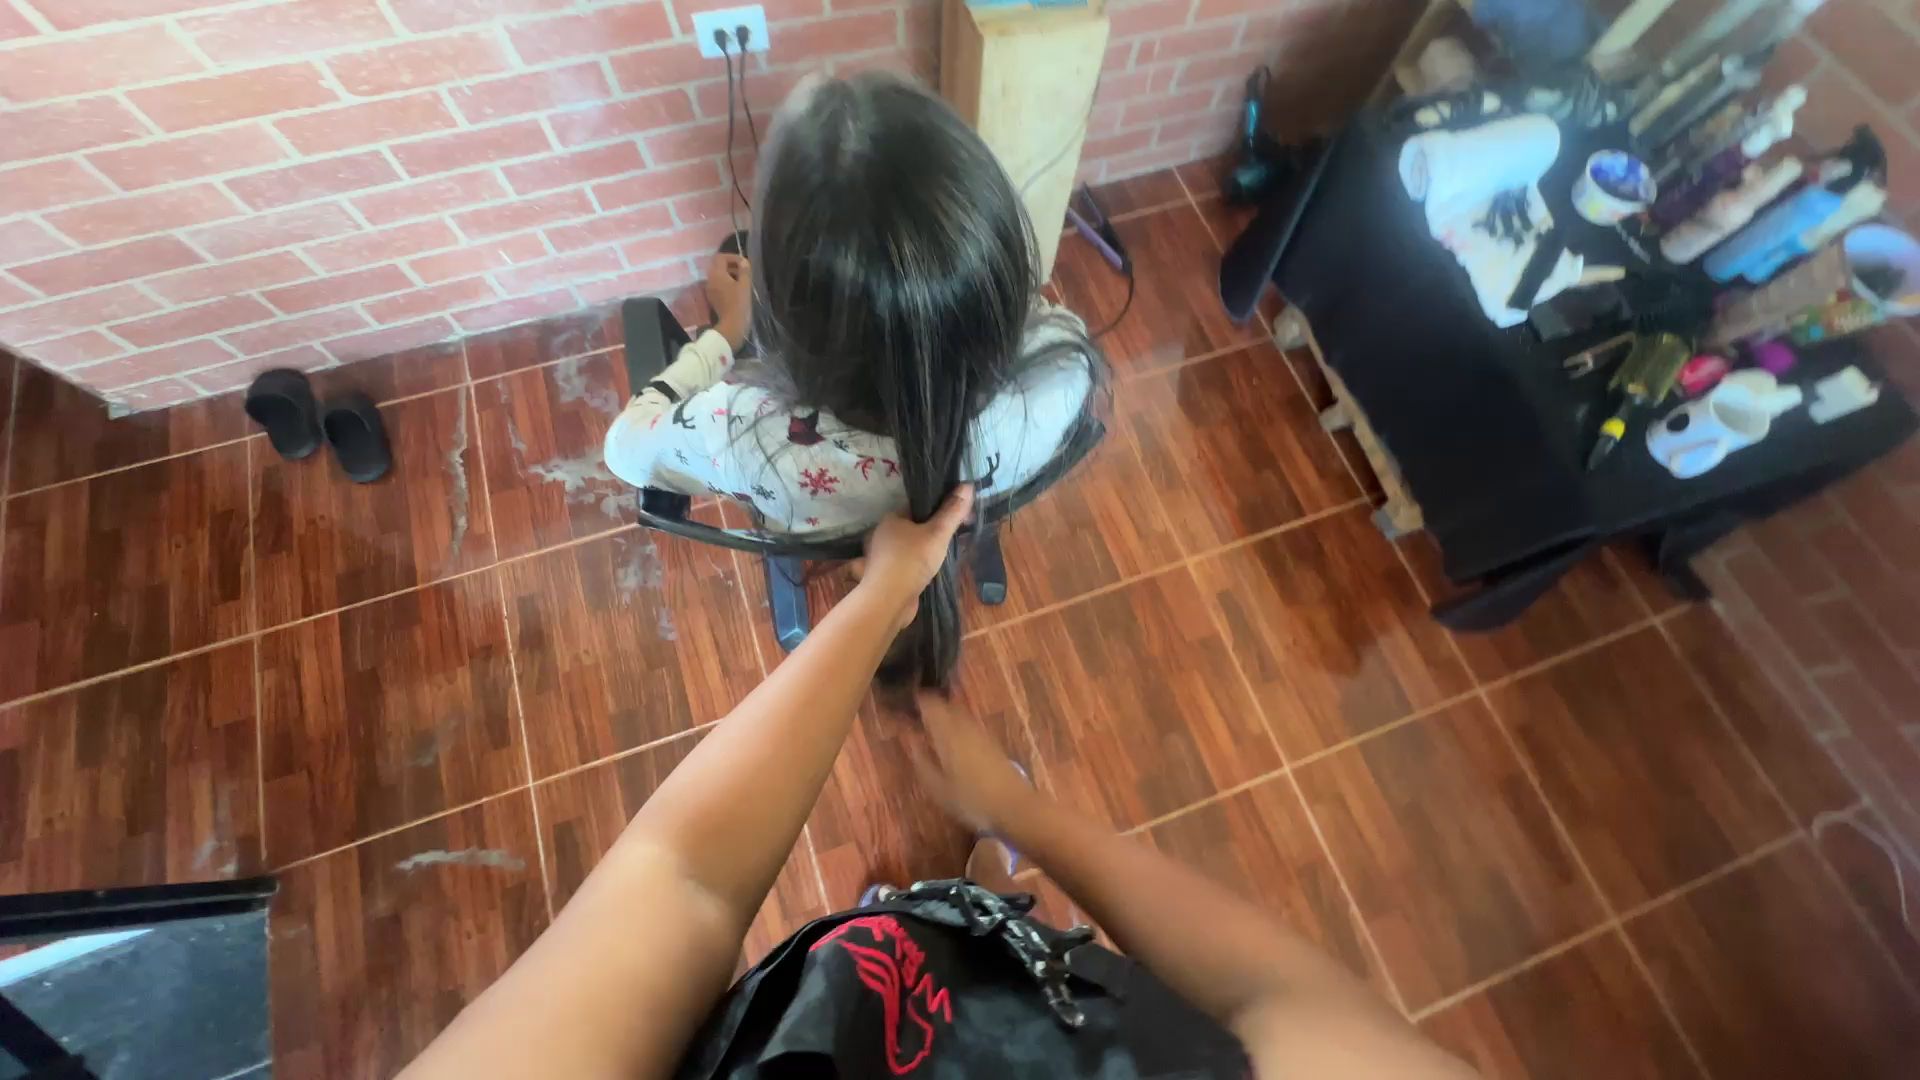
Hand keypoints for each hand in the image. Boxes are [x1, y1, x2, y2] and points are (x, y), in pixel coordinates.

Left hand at [705, 253, 750, 349]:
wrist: (732, 325)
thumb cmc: (739, 304)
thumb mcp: (745, 285)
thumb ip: (744, 271)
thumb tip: (744, 262)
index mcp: (717, 274)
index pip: (721, 257)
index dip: (733, 257)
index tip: (744, 263)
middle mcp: (710, 279)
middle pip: (718, 266)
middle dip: (731, 266)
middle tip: (744, 271)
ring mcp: (710, 289)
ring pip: (718, 276)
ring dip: (729, 275)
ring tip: (742, 281)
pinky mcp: (713, 298)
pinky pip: (718, 285)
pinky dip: (726, 283)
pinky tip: (737, 290)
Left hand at [856, 485, 973, 630]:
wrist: (889, 601)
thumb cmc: (911, 561)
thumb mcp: (937, 534)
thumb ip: (952, 512)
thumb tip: (967, 485)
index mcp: (891, 519)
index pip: (917, 506)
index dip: (938, 508)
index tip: (957, 514)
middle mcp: (883, 535)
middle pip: (914, 527)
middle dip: (934, 531)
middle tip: (956, 535)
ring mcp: (883, 557)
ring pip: (911, 547)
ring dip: (926, 550)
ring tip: (947, 553)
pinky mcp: (887, 576)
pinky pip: (908, 564)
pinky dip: (919, 565)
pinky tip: (933, 570)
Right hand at [912, 696, 1034, 832]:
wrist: (1014, 806)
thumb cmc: (970, 800)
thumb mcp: (937, 787)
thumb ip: (921, 759)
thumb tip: (910, 738)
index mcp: (947, 732)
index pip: (930, 704)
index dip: (917, 701)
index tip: (904, 707)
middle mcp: (964, 725)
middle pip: (944, 705)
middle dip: (930, 707)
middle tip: (915, 717)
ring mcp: (980, 731)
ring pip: (957, 713)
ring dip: (943, 715)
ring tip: (930, 728)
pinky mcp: (991, 740)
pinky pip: (967, 723)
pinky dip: (956, 725)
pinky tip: (952, 742)